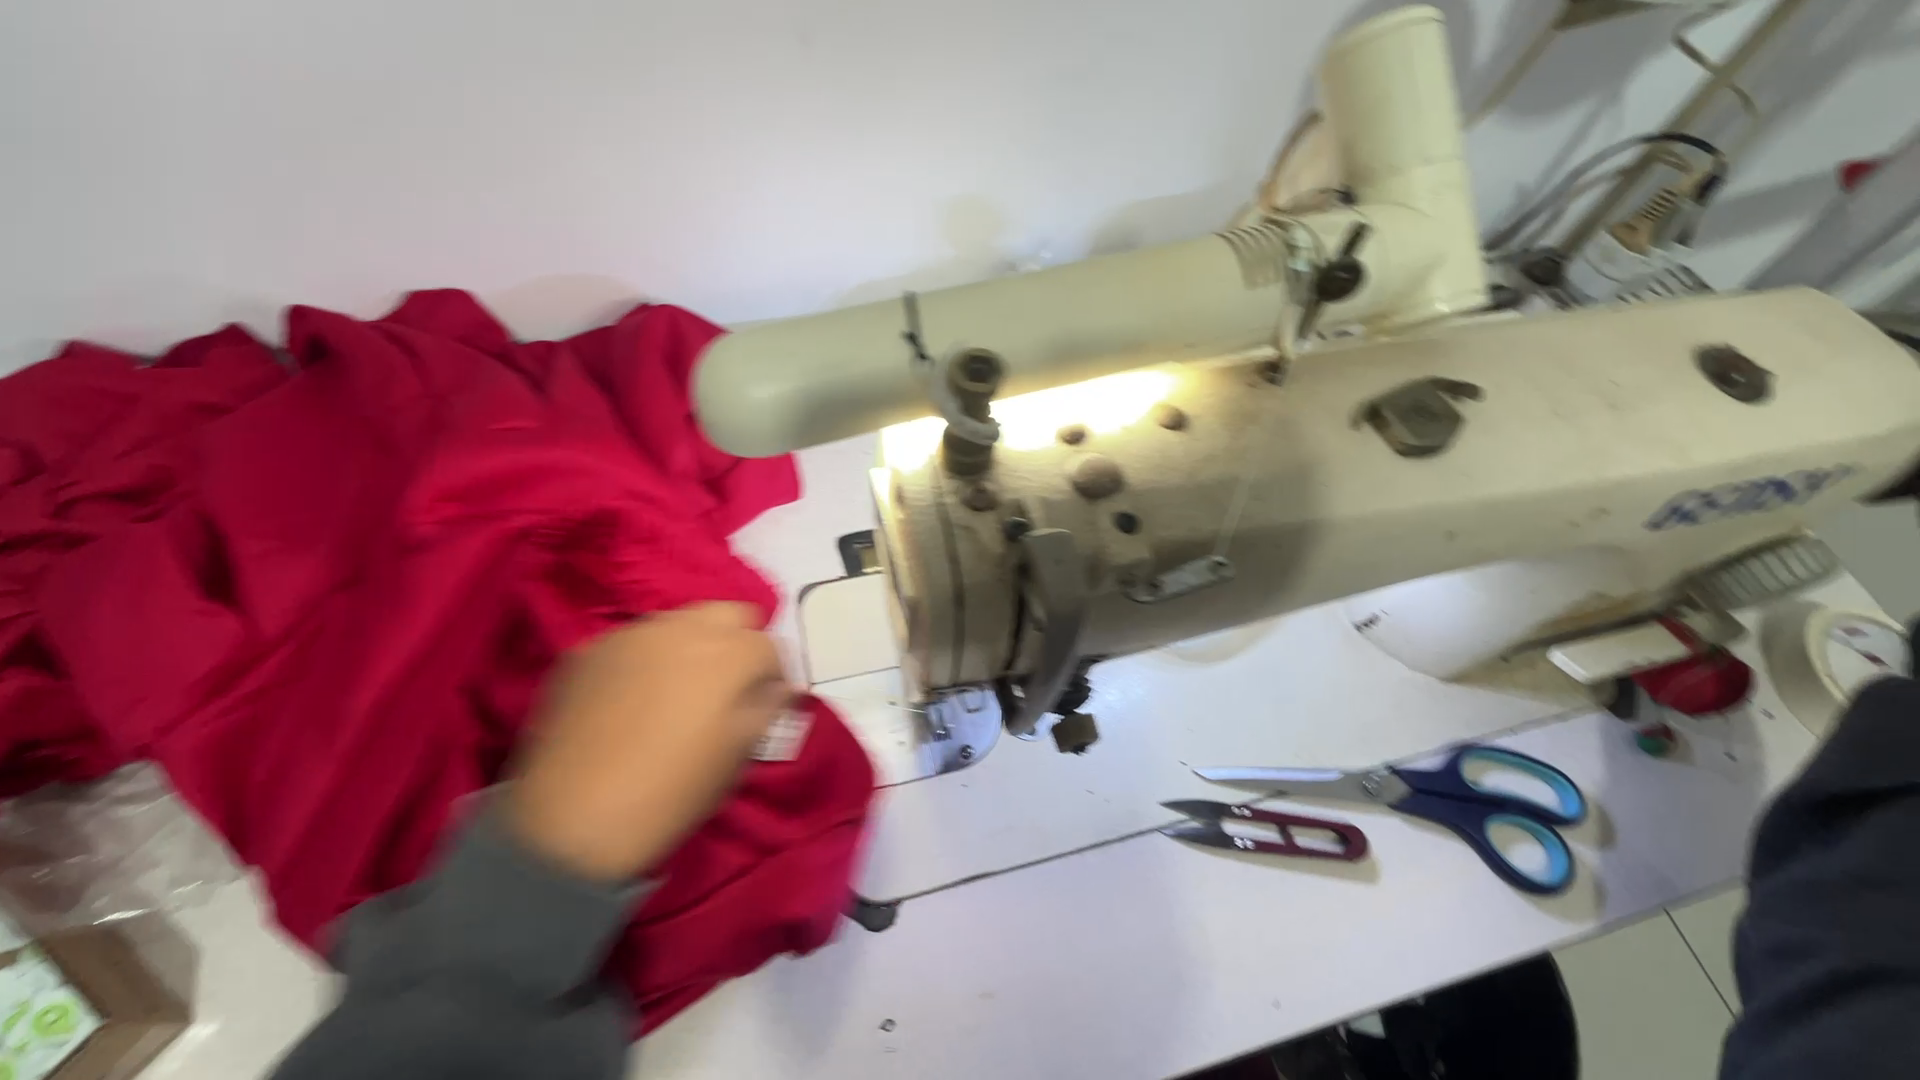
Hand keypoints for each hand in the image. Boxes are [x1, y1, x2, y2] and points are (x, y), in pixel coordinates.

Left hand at [505, 602, 791, 881]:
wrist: (568, 824)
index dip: (773, 676)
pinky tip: (632, 702)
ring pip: (677, 623)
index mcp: (726, 655)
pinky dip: (645, 661)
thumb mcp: (736, 758)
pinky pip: (632, 643)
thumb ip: (767, 709)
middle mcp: (679, 629)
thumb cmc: (669, 796)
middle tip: (727, 687)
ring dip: (689, 647)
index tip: (765, 703)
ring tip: (676, 693)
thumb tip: (776, 687)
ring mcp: (628, 636)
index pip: (769, 644)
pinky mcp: (586, 652)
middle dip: (737, 643)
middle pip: (727, 613)